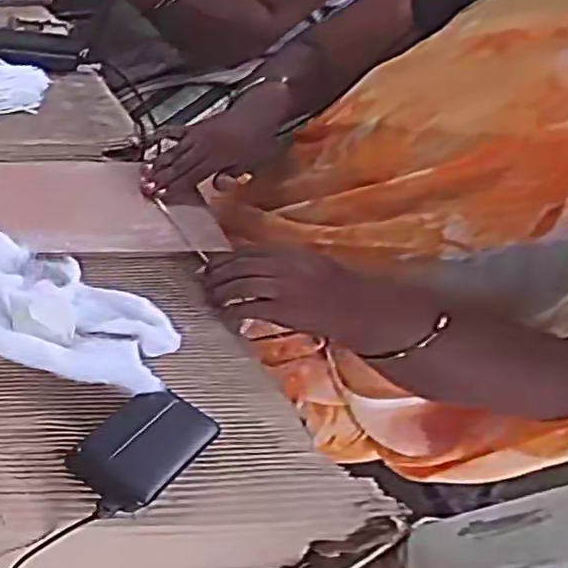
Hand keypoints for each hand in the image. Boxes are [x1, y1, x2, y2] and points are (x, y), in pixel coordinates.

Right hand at [143, 83, 292, 195]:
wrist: (261, 110)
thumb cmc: (258, 139)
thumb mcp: (252, 161)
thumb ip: (231, 175)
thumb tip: (216, 185)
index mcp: (217, 159)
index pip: (190, 177)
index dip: (174, 187)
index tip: (159, 195)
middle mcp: (204, 148)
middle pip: (177, 166)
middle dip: (160, 178)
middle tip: (144, 187)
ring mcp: (197, 136)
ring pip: (173, 152)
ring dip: (157, 163)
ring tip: (143, 172)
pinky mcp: (194, 128)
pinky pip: (175, 131)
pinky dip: (162, 135)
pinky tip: (152, 140)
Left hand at [202, 248, 444, 356]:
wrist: (364, 309)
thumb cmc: (333, 288)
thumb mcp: (308, 265)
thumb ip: (277, 262)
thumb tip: (237, 264)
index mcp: (294, 253)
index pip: (248, 251)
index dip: (223, 260)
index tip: (210, 267)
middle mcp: (289, 267)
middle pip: (238, 266)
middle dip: (215, 275)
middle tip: (204, 284)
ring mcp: (286, 288)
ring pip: (238, 285)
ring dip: (218, 293)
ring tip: (212, 300)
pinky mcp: (284, 310)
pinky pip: (246, 308)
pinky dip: (230, 311)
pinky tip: (225, 315)